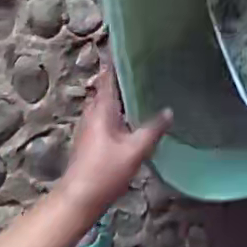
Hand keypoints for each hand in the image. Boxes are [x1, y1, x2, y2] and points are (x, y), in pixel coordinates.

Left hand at [57, 67, 171, 214]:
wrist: (77, 200)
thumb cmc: (104, 172)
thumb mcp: (134, 151)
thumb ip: (152, 130)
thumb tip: (169, 111)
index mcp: (101, 109)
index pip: (107, 77)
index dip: (114, 61)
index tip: (124, 45)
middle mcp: (92, 113)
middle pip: (104, 88)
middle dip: (118, 77)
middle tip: (139, 66)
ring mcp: (88, 127)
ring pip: (104, 103)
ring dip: (117, 95)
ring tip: (138, 89)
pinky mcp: (89, 140)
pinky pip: (104, 116)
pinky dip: (116, 110)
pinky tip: (130, 119)